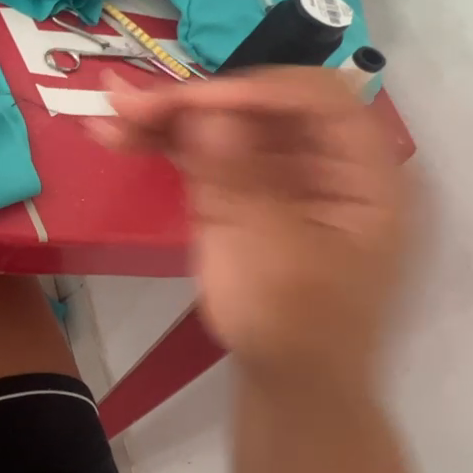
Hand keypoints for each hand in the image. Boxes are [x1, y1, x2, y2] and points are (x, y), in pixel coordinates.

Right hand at [87, 68, 410, 387]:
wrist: (287, 381)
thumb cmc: (294, 326)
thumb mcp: (268, 253)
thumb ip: (238, 178)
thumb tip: (208, 110)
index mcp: (363, 172)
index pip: (314, 101)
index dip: (249, 91)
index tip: (185, 106)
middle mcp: (323, 159)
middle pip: (258, 105)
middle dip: (190, 101)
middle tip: (125, 103)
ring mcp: (280, 172)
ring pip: (223, 123)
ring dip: (164, 118)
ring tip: (108, 114)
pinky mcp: (242, 188)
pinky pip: (203, 153)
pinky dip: (163, 144)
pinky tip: (117, 134)